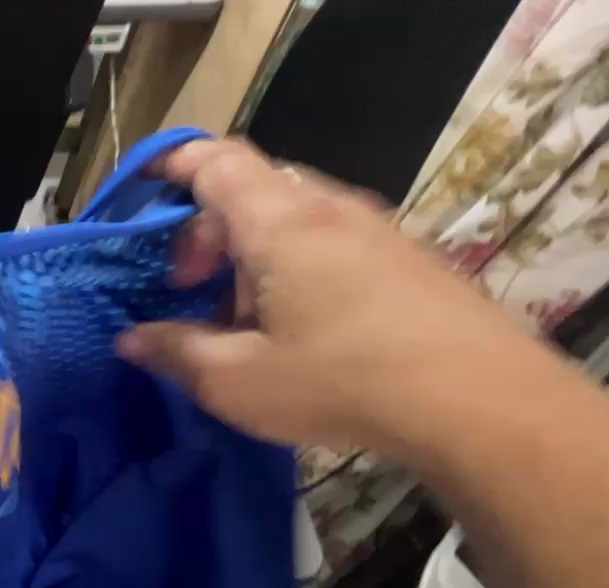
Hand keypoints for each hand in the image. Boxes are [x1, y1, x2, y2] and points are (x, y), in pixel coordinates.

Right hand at [116, 139, 554, 453]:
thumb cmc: (336, 380)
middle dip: (205, 230)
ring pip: (290, 218)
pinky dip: (285, 266)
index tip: (143, 190)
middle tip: (184, 288)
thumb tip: (132, 338)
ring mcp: (375, 233)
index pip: (220, 165)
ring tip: (231, 315)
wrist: (476, 401)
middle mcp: (331, 213)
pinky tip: (282, 324)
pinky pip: (326, 241)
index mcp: (281, 227)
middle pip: (253, 191)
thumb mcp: (231, 378)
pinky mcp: (403, 261)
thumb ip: (174, 350)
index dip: (176, 166)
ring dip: (245, 254)